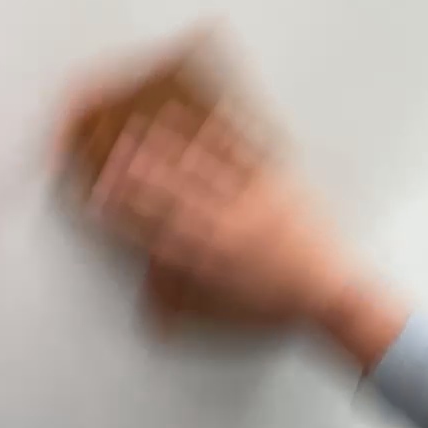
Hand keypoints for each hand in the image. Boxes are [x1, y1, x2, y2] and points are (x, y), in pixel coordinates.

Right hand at [86, 101, 357, 328]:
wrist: (329, 293)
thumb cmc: (275, 305)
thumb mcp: (220, 310)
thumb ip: (179, 294)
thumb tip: (147, 286)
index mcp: (207, 259)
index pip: (153, 230)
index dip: (121, 210)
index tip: (97, 194)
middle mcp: (223, 226)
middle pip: (170, 192)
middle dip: (136, 171)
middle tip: (110, 152)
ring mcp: (249, 201)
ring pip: (200, 168)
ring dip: (169, 145)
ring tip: (144, 124)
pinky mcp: (274, 184)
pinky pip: (245, 154)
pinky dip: (222, 133)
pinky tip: (204, 117)